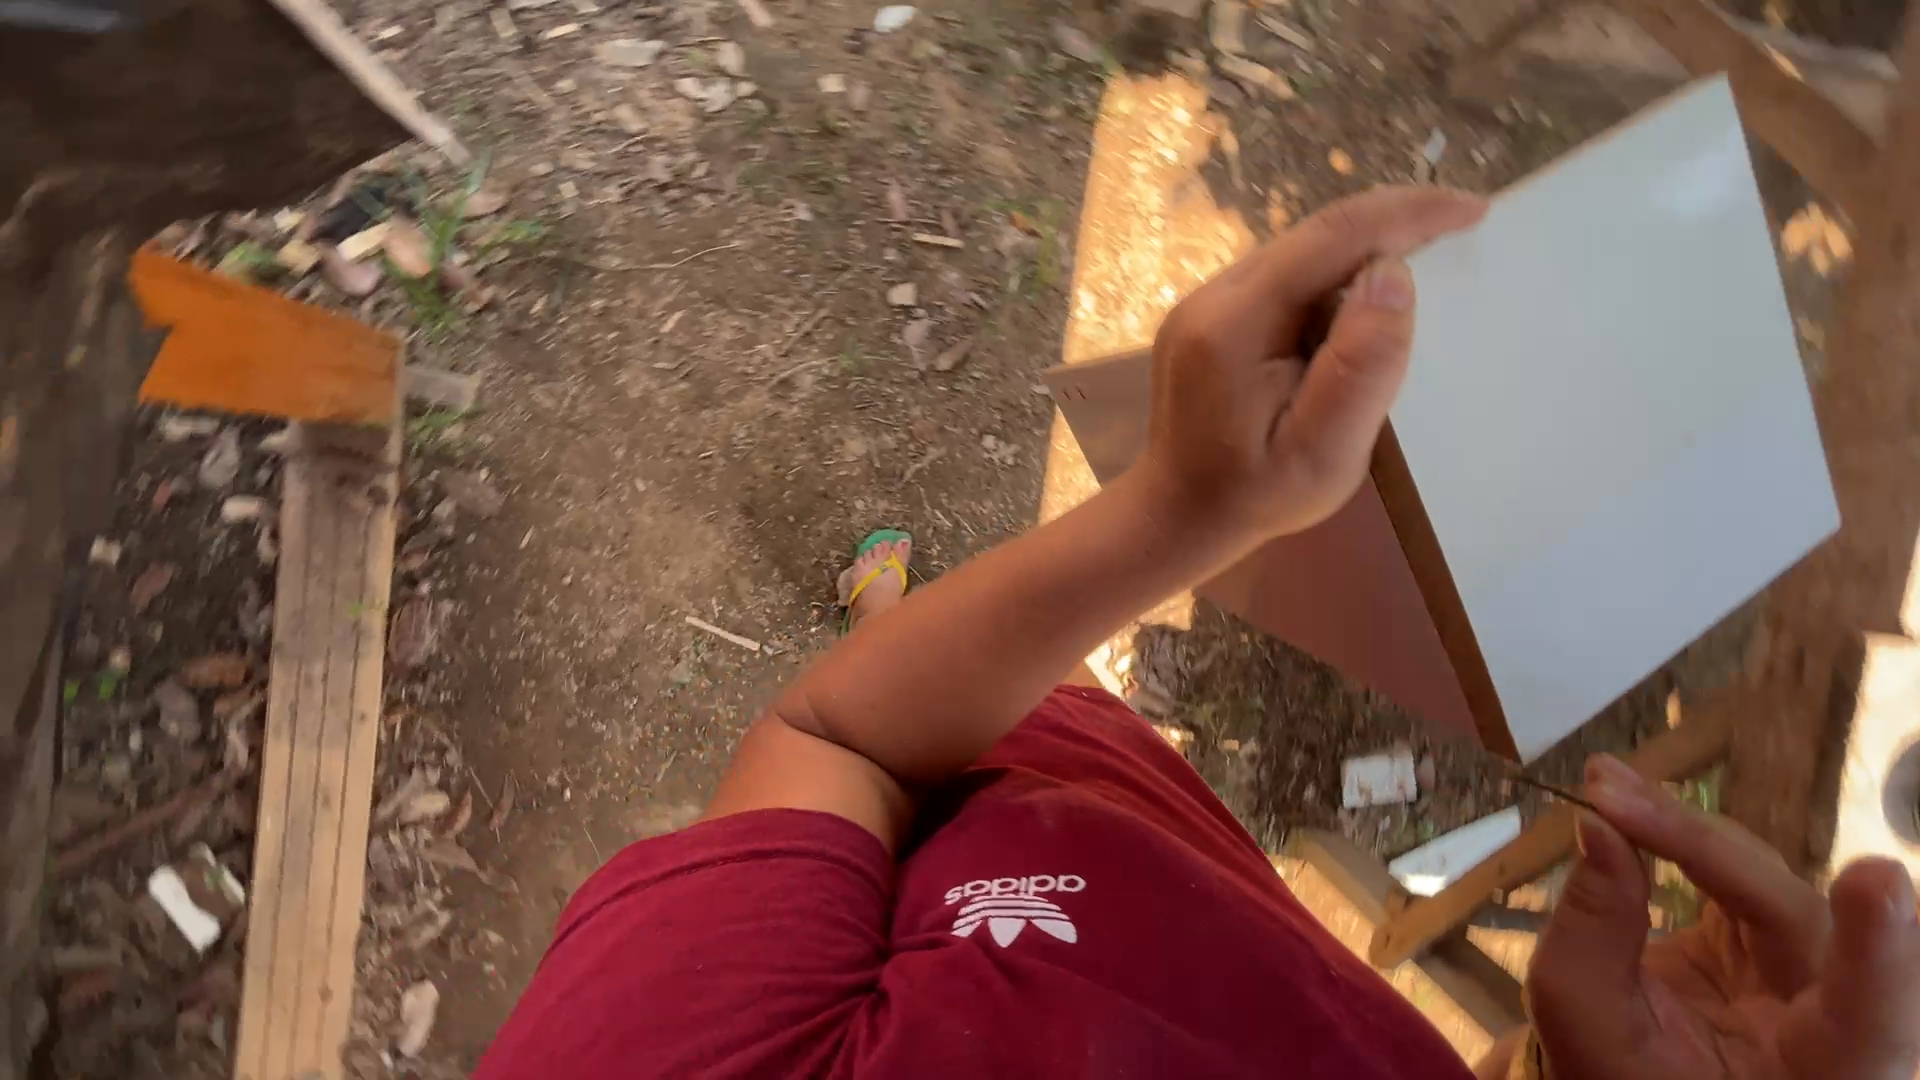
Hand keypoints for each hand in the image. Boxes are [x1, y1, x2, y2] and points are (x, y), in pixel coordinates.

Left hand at [1137, 185, 1485, 539]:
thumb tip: (1392, 272)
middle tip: (1452, 250)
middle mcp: (1207, 300)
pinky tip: (1338, 336)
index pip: (1329, 237)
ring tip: (1391, 310)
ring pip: (1294, 260)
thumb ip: (1362, 365)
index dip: (1406, 213)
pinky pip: (1275, 286)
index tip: (1472, 211)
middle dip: (1384, 237)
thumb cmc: (1252, 496)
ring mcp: (1198, 309)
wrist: (1177, 515)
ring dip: (1351, 271)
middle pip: (1309, 241)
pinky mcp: (1202, 324)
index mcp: (1232, 323)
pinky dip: (1320, 294)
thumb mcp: (1324, 450)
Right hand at [1527, 754, 1919, 1079]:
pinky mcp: (1771, 938)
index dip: (1878, 947)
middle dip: (1694, 841)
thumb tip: (1597, 825)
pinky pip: (1735, 870)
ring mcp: (1810, 973)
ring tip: (1603, 784)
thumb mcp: (1579, 1006)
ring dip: (1682, 824)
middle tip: (1605, 791)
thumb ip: (1595, 923)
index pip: (1872, 1014)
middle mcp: (1836, 1018)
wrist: (1622, 1076)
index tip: (1877, 875)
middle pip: (1789, 910)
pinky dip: (1676, 831)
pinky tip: (1624, 799)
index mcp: (1818, 1069)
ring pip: (1764, 877)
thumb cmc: (1605, 1064)